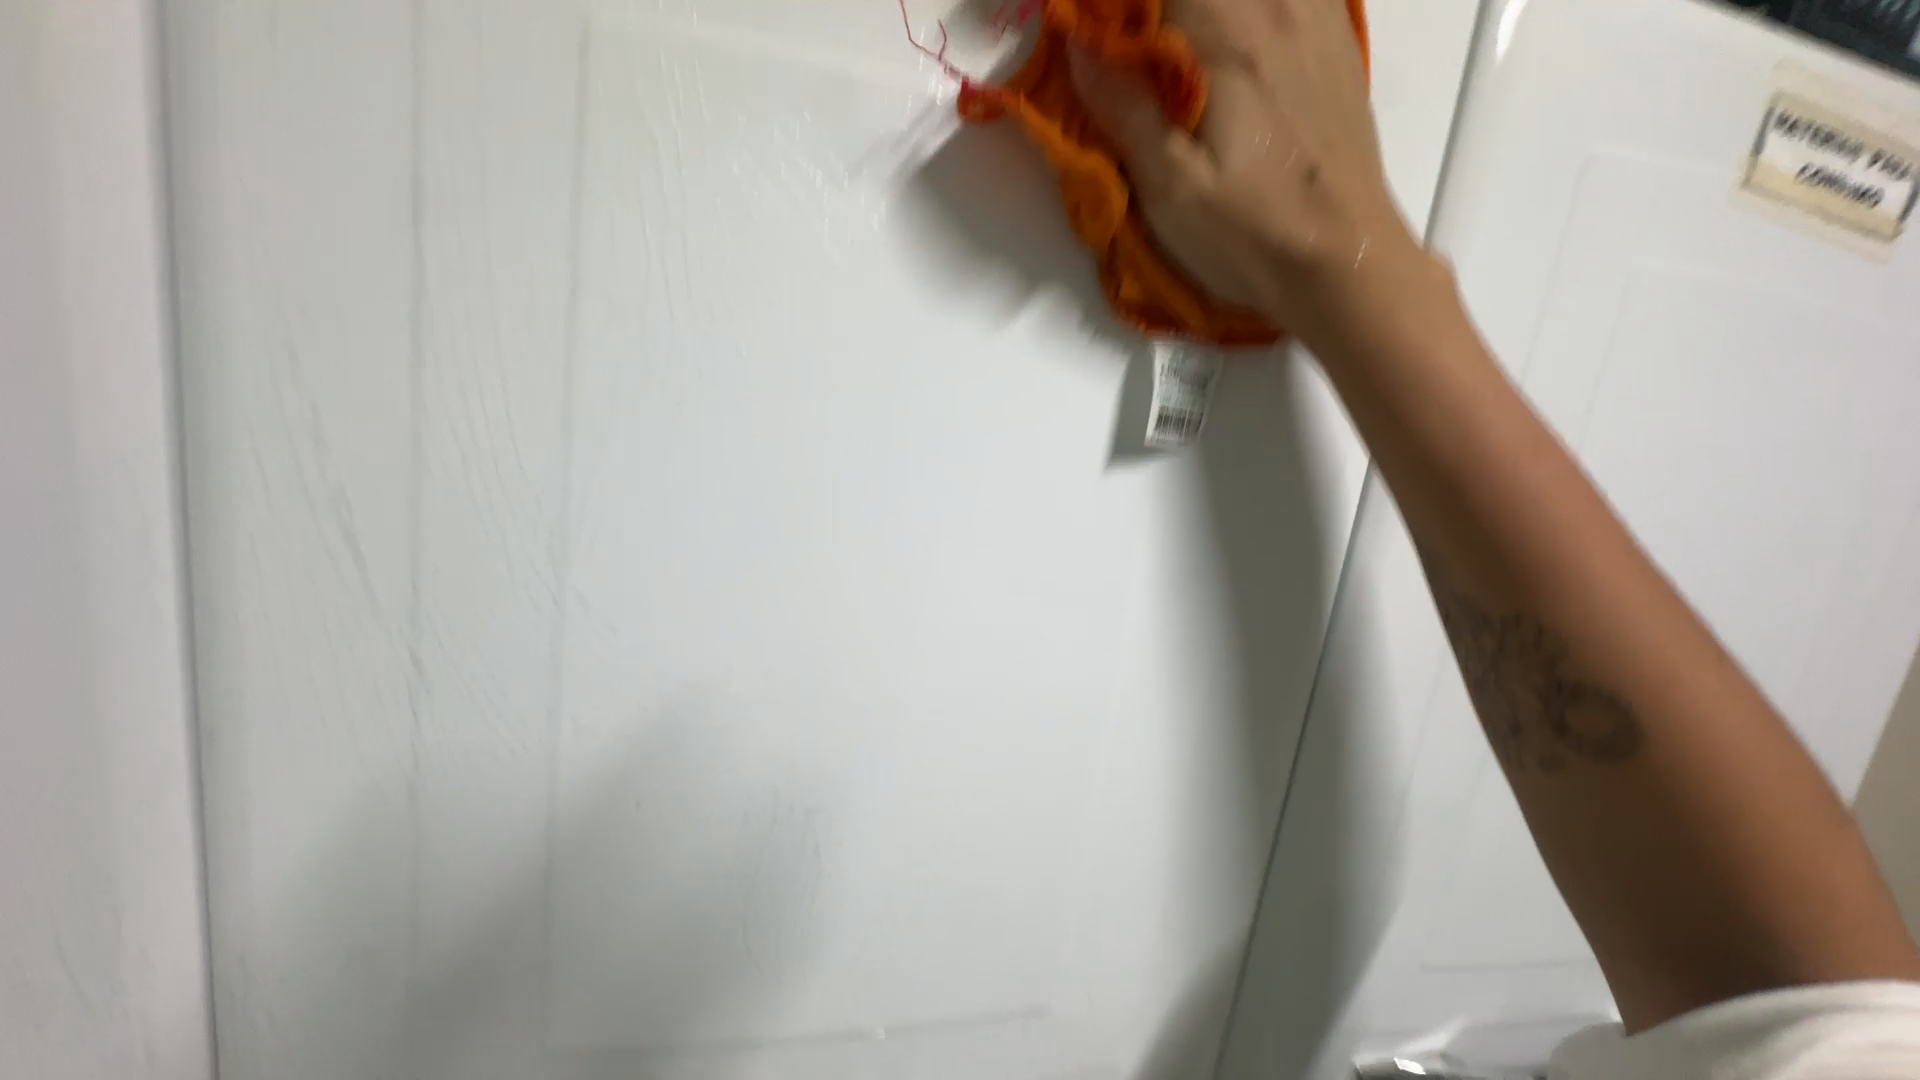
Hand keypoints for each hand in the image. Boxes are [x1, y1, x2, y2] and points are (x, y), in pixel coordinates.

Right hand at [1070, 0, 1421, 332]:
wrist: (1343, 261)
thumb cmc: (1251, 233)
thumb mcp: (1171, 188)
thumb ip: (1124, 108)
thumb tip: (1081, 44)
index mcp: (1230, 37)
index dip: (1116, 11)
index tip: (1095, 46)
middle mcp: (1278, 8)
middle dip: (1154, 11)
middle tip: (1129, 55)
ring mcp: (1318, 19)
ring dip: (1198, 14)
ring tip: (1176, 56)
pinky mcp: (1336, 42)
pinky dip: (1249, 14)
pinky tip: (1235, 48)